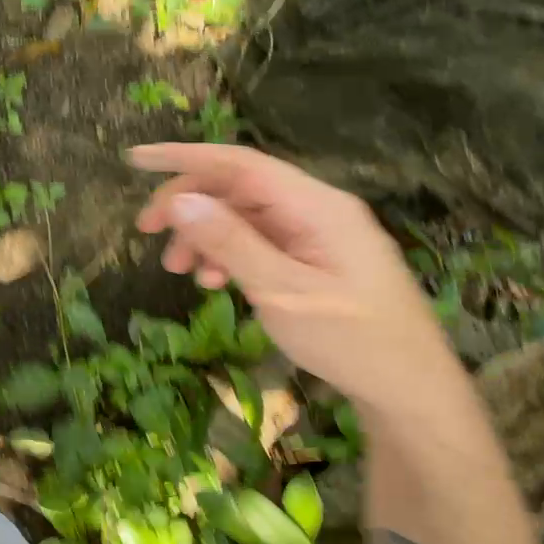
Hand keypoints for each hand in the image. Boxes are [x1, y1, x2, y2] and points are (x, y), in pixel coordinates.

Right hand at [131, 143, 462, 414]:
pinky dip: (225, 255)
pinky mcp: (311, 258)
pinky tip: (213, 283)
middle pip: (236, 188)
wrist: (408, 387)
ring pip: (241, 216)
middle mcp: (315, 209)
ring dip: (202, 236)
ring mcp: (315, 234)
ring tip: (179, 272)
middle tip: (145, 232)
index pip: (239, 164)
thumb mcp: (282, 291)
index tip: (135, 159)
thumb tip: (180, 200)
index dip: (183, 156)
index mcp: (315, 206)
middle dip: (186, 205)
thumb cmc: (350, 339)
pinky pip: (256, 241)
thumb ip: (231, 242)